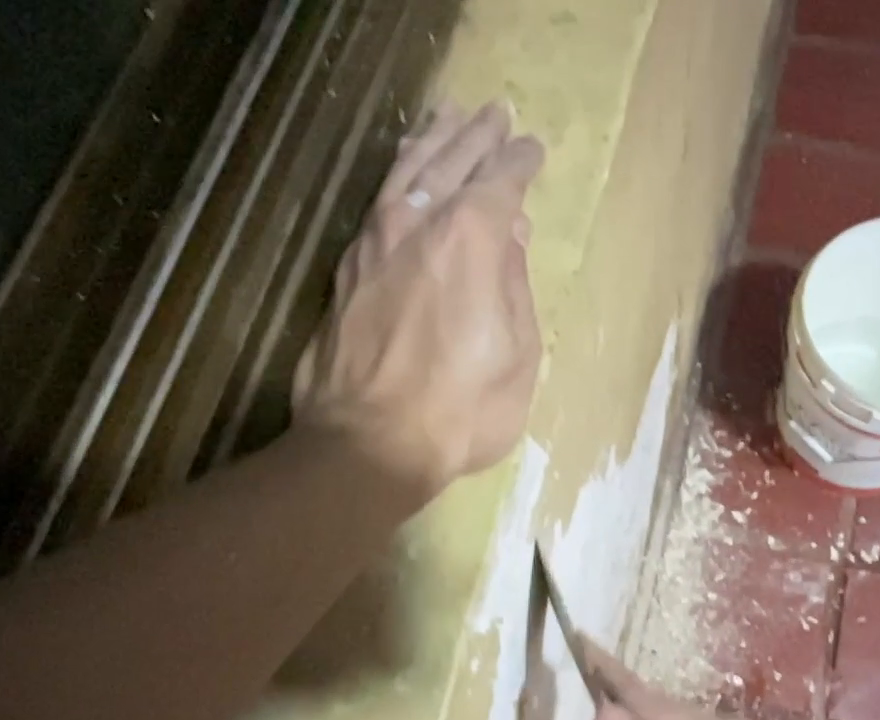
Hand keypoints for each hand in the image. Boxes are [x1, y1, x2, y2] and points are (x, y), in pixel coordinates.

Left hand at [295, 101, 545, 494]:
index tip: (532, 150)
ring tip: (447, 119)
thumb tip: (512, 236)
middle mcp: (419, 225)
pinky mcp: (346, 270)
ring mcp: (373, 243)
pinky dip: (398, 178)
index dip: (519, 163)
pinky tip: (404, 176)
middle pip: (450, 161)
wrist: (370, 444)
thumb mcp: (519, 356)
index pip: (500, 182)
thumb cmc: (462, 410)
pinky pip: (378, 202)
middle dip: (476, 136)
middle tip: (494, 114)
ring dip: (431, 142)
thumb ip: (515, 287)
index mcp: (472, 240)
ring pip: (404, 173)